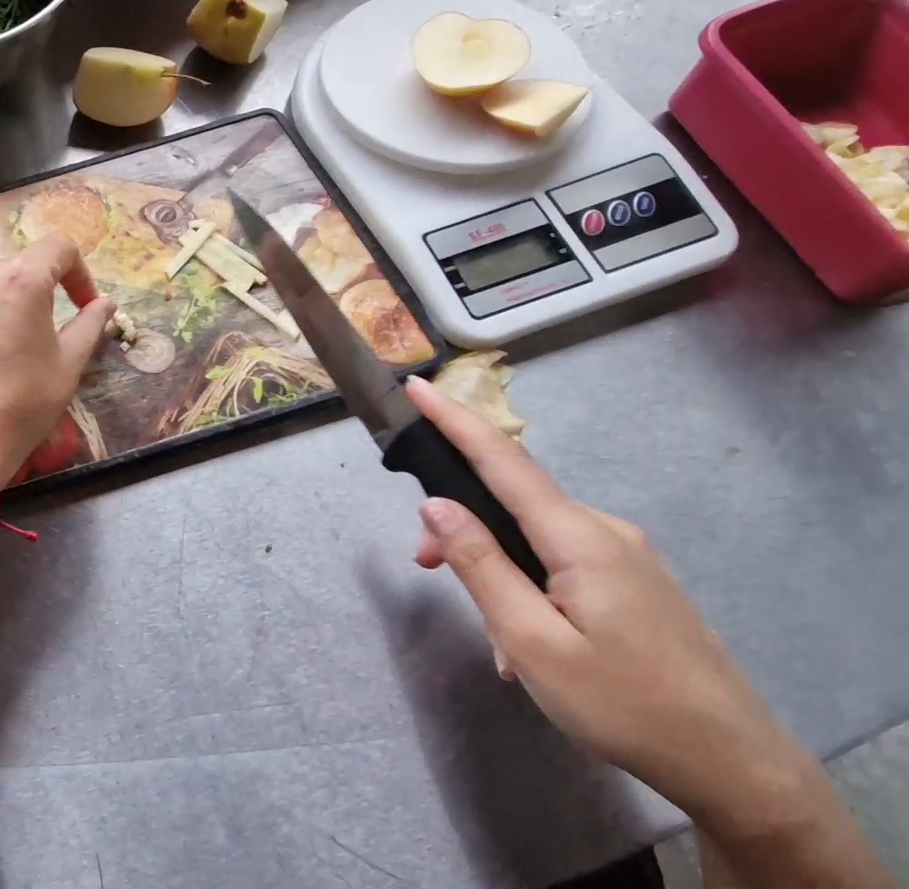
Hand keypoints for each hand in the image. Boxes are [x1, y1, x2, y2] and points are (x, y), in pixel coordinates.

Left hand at [0, 234, 117, 490]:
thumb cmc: (24, 403)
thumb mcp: (69, 363)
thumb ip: (90, 323)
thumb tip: (104, 303)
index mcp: (22, 279)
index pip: (57, 248)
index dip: (76, 272)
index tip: (80, 303)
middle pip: (16, 268)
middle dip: (34, 292)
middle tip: (39, 331)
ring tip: (0, 342)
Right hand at [404, 377, 816, 831]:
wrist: (732, 765)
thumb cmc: (622, 704)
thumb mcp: (531, 640)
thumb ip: (481, 565)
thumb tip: (437, 506)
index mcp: (580, 539)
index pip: (504, 462)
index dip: (456, 422)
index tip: (417, 386)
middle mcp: (605, 531)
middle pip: (511, 502)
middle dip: (460, 525)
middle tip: (425, 567)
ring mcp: (625, 555)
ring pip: (533, 539)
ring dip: (495, 570)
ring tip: (497, 642)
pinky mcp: (633, 580)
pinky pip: (559, 563)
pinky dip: (526, 587)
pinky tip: (527, 644)